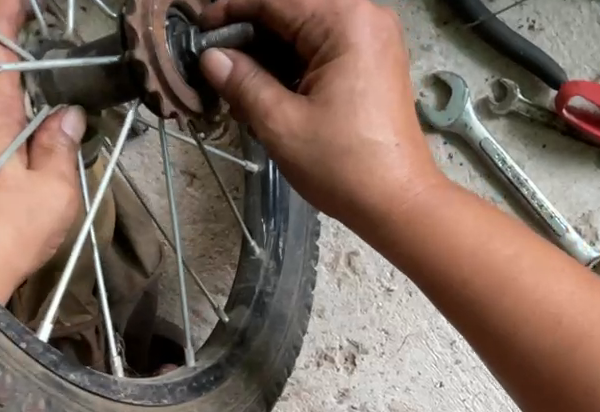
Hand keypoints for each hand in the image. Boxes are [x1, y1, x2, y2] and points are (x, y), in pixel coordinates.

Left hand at [0, 0, 86, 302]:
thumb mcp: (54, 190)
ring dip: (11, 92)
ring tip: (46, 99)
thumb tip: (68, 115)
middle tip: (50, 51)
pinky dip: (4, 120)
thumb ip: (62, 147)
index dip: (7, 14)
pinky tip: (27, 140)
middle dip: (14, 53)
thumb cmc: (9, 230)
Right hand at [198, 0, 444, 232]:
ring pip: (306, 32)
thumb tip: (211, 58)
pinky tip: (271, 95)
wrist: (400, 204)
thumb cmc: (344, 168)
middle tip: (219, 69)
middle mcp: (364, 17)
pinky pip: (325, 51)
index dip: (231, 11)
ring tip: (241, 91)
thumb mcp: (283, 126)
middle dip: (252, 37)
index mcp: (344, 20)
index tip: (199, 31)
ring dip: (271, 56)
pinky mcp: (375, 66)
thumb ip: (244, 84)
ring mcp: (374, 41)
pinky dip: (295, 68)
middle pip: (292, 11)